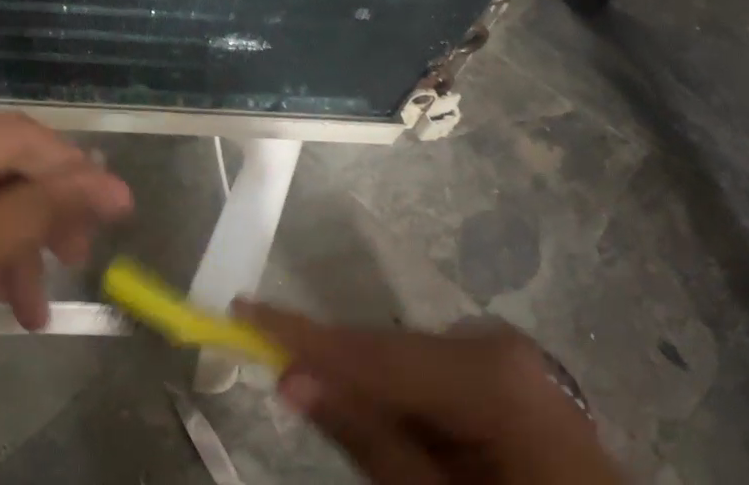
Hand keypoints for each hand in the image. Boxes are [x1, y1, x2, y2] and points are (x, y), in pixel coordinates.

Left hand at [0, 109, 132, 431]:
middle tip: (77, 261)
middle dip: (42, 215)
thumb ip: (39, 210)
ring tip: (34, 306)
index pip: (20, 135)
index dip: (75, 171)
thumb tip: (106, 180)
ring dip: (12, 241)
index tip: (122, 208)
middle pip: (0, 160)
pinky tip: (2, 294)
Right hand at [235, 303, 621, 484]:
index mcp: (487, 377)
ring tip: (339, 416)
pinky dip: (400, 396)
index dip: (297, 333)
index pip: (368, 349)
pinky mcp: (512, 378)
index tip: (237, 310)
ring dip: (365, 385)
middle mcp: (496, 347)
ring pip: (403, 361)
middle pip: (384, 350)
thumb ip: (367, 438)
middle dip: (331, 365)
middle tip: (276, 376)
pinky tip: (395, 430)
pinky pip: (431, 374)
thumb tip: (291, 376)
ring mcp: (510, 360)